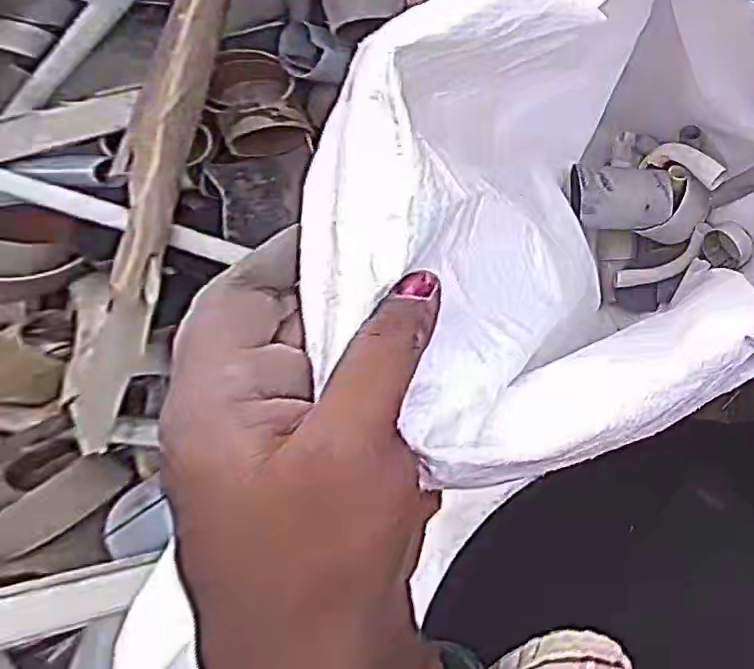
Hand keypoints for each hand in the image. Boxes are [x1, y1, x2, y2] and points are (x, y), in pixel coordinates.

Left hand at [160, 226, 442, 668]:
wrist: (331, 638)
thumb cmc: (316, 555)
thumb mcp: (353, 439)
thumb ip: (382, 355)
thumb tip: (412, 289)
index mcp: (222, 408)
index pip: (241, 303)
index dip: (291, 253)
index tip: (352, 217)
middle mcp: (249, 412)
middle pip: (295, 321)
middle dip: (356, 285)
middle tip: (417, 251)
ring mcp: (294, 431)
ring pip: (340, 351)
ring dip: (385, 325)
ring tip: (437, 296)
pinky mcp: (336, 446)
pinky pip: (368, 382)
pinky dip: (402, 360)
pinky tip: (441, 351)